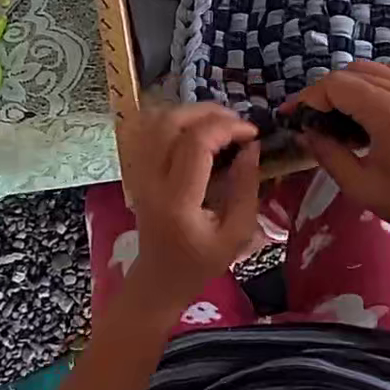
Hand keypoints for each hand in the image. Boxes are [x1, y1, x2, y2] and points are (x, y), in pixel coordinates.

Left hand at [114, 102, 260, 323]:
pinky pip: (148, 131)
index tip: (252, 133)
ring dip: (190, 113)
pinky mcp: (136, 170)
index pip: (195, 144)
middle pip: (170, 122)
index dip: (226, 128)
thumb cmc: (200, 262)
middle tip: (237, 122)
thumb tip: (251, 147)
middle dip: (208, 112)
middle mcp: (150, 180)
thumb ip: (245, 188)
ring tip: (219, 124)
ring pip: (155, 121)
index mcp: (177, 200)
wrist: (159, 276)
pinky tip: (196, 131)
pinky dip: (173, 121)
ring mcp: (138, 172)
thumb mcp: (236, 234)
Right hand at [280, 61, 389, 254]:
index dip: (307, 97)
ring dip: (350, 83)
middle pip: (352, 72)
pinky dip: (379, 79)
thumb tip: (305, 133)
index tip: (290, 115)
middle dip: (324, 91)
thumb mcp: (359, 185)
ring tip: (340, 111)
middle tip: (311, 118)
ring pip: (376, 68)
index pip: (335, 86)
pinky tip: (373, 104)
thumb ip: (326, 153)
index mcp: (388, 112)